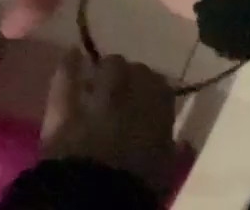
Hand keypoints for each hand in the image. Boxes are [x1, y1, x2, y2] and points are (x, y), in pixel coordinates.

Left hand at [41, 49, 182, 191]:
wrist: (93, 196)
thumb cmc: (138, 182)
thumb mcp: (166, 166)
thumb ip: (172, 147)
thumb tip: (182, 143)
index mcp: (162, 101)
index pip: (162, 85)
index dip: (153, 95)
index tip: (150, 107)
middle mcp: (134, 87)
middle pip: (137, 70)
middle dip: (132, 79)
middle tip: (126, 96)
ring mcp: (99, 93)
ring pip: (108, 65)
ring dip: (107, 72)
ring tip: (103, 81)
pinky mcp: (67, 104)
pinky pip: (67, 77)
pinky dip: (69, 64)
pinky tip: (71, 54)